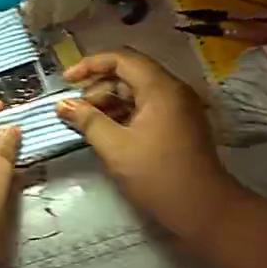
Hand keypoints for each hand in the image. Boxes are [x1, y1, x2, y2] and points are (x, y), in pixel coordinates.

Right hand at [56, 50, 243, 234]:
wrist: (203, 208)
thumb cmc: (157, 175)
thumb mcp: (115, 148)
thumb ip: (87, 120)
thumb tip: (63, 104)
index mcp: (160, 88)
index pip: (121, 59)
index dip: (90, 65)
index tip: (66, 80)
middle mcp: (173, 89)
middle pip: (130, 73)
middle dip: (99, 87)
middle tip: (76, 110)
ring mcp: (180, 106)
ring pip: (138, 91)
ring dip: (111, 101)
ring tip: (88, 123)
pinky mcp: (180, 123)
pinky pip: (148, 106)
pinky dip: (126, 113)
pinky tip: (108, 131)